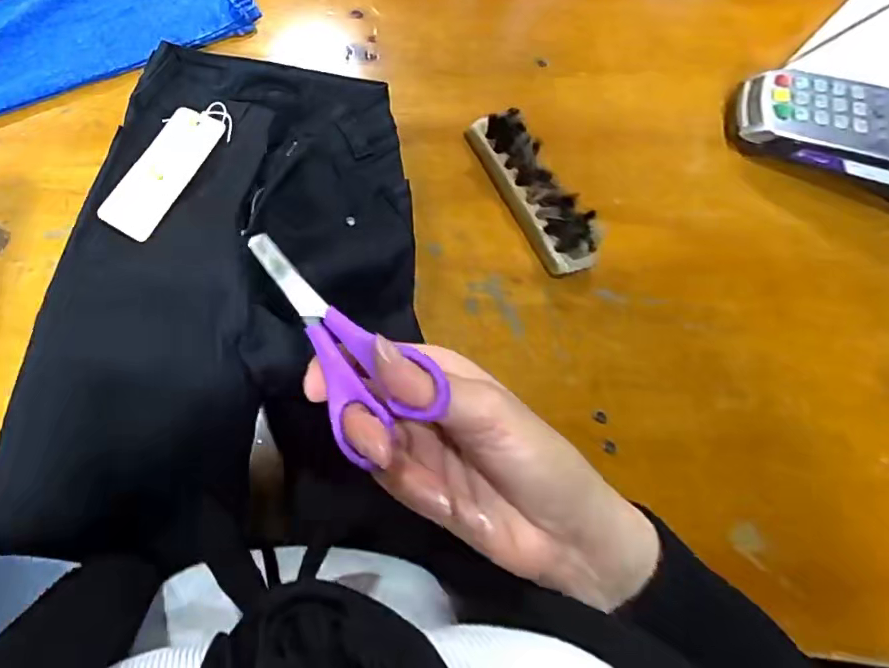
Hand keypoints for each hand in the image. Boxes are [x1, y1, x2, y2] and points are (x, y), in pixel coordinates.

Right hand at [305, 340, 658, 610]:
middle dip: (358, 416)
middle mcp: (414, 402)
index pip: (372, 354)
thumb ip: (427, 387)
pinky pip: (386, 477)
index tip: (315, 383)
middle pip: (359, 394)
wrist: (573, 543)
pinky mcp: (412, 485)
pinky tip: (443, 500)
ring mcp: (411, 444)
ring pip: (365, 436)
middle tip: (378, 442)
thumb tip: (371, 346)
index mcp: (432, 371)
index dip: (339, 359)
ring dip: (379, 452)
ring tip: (410, 472)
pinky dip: (406, 487)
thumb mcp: (488, 414)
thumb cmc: (538, 457)